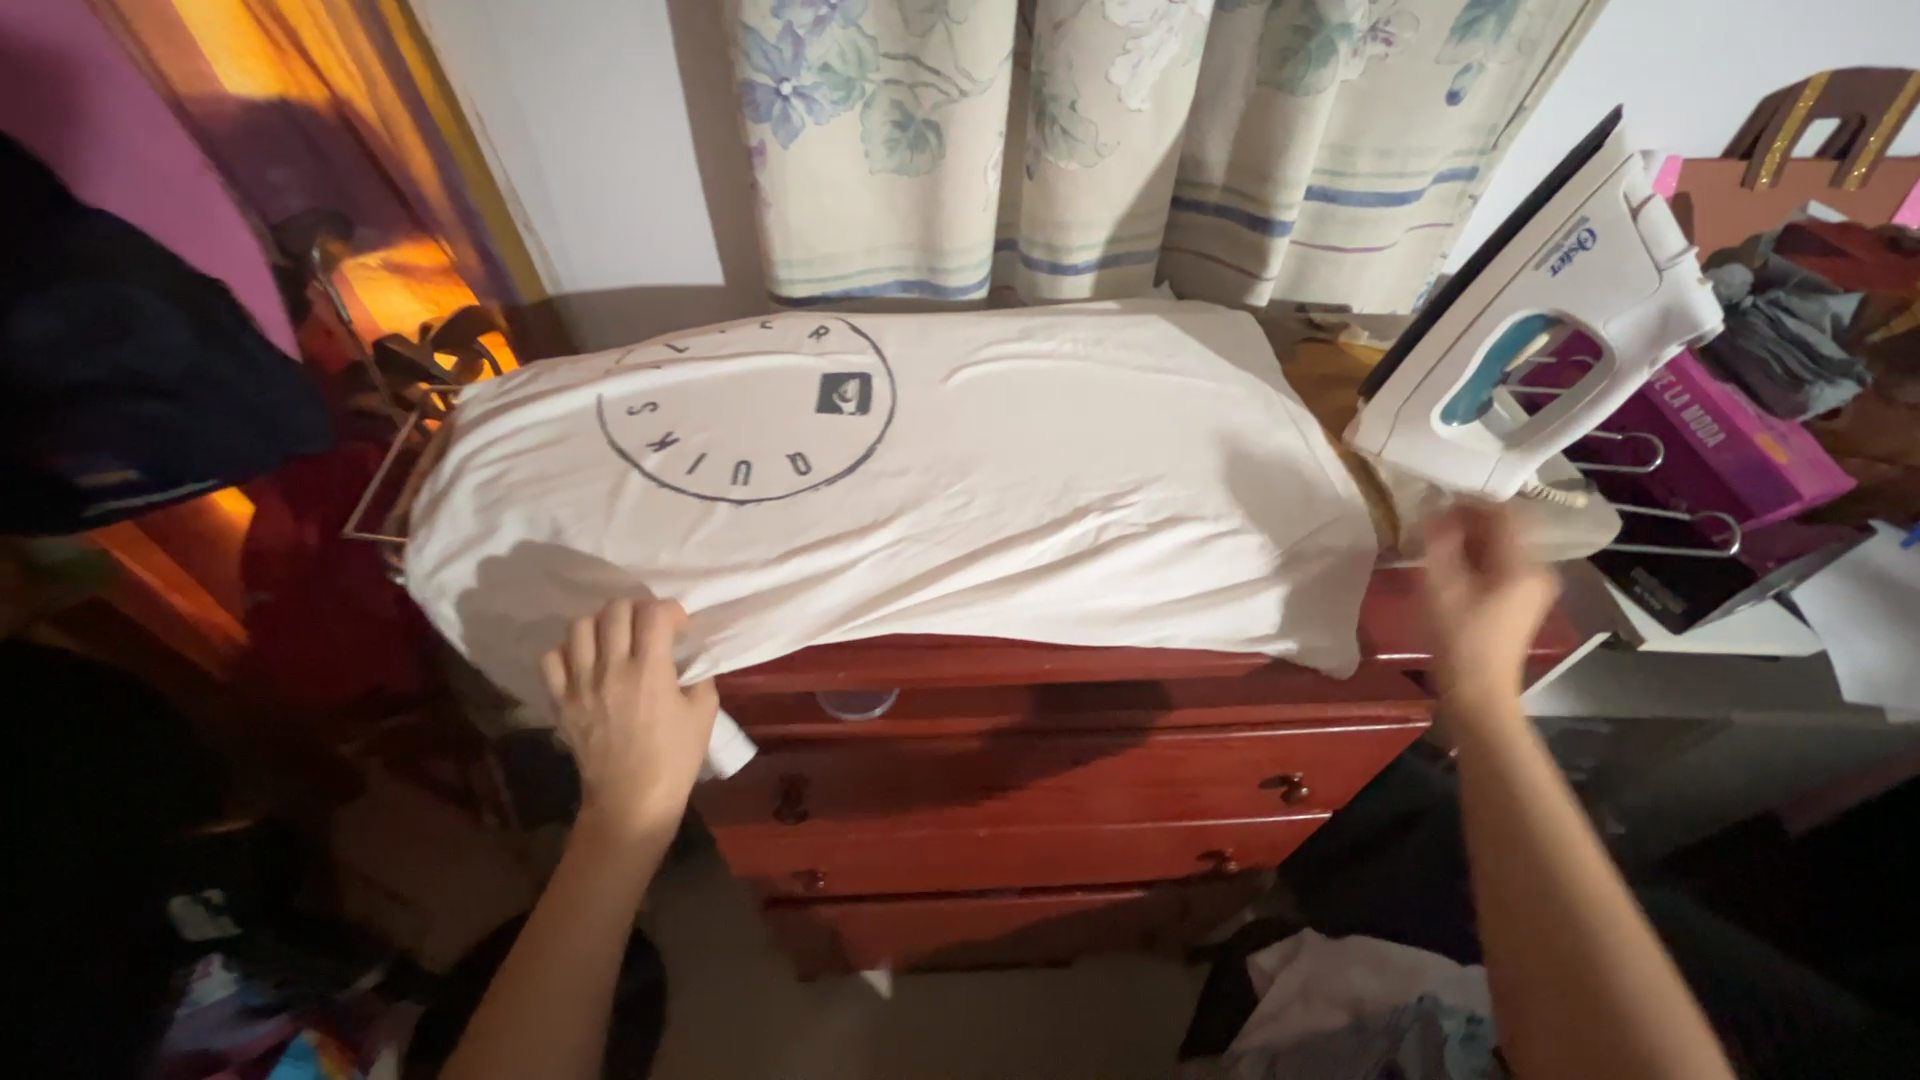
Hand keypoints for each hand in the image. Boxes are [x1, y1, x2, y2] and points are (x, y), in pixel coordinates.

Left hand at [540, 598, 718, 836]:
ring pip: (580, 626)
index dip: (670, 610)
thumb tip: (688, 656)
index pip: (654, 614)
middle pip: (615, 611)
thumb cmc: (675, 758)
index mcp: (650, 672)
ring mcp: (580, 685)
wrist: (631, 800)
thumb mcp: (704, 712)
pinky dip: (569, 650)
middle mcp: (611, 670)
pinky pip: (552, 658)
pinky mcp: (561, 701)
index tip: (679, 625)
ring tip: (615, 638)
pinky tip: (586, 660)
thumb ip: (698, 676)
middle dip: (637, 608)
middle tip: (648, 625)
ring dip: (602, 624)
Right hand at [1420, 499, 1559, 706]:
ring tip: (1437, 541)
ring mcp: (1533, 588)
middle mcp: (1537, 571)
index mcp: (1523, 565)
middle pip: (1507, 529)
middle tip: (1433, 520)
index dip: (1473, 501)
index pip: (1506, 513)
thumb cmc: (1458, 639)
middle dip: (1470, 519)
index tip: (1440, 499)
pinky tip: (1450, 565)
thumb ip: (1439, 543)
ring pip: (1502, 546)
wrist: (1478, 691)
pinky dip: (1476, 556)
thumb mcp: (1441, 587)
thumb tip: (1436, 512)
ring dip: (1471, 538)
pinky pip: (1501, 564)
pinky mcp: (1521, 602)